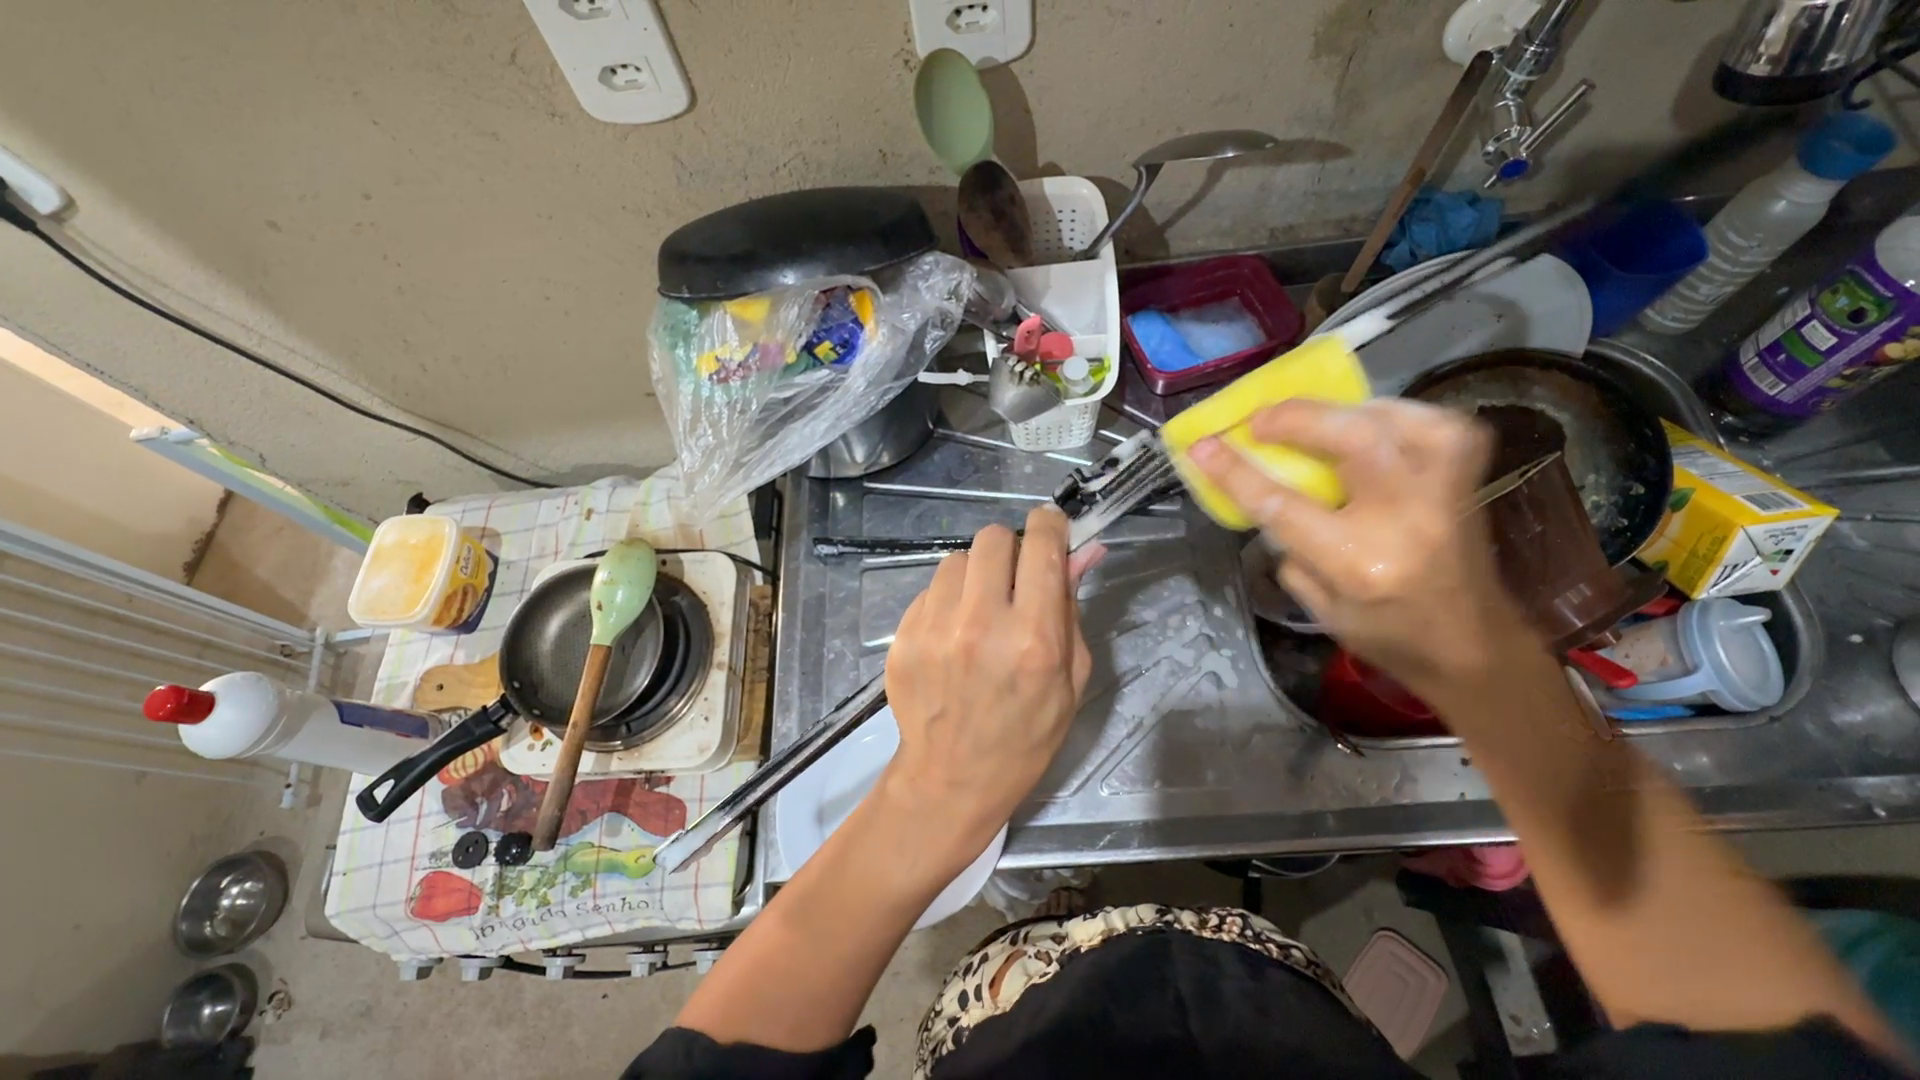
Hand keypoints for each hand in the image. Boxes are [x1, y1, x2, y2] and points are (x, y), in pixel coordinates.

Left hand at [882, 505, 1102, 836]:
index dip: (1049, 526)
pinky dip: (948, 601)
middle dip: (1010, 549)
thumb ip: (1072, 608)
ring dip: (976, 576)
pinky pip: (930, 590)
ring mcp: (934, 629)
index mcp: (1032, 637)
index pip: (1040, 545)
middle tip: (1015, 578)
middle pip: (992, 538)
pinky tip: (954, 636)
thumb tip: (1084, 550)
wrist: (954, 778)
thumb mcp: (1071, 678)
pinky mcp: (903, 637)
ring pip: (957, 560)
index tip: (1051, 529)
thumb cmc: (1027, 735)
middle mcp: (980, 624)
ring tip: (981, 612)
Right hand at [1187, 398, 1536, 695]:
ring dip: (1345, 410)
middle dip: (1296, 417)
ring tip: (1315, 420)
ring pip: (1395, 420)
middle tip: (1260, 419)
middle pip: (1353, 439)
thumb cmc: (1386, 634)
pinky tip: (1371, 424)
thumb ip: (1289, 548)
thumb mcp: (1319, 607)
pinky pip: (1432, 422)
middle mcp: (1405, 519)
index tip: (1202, 445)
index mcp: (1358, 563)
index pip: (1283, 505)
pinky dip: (1393, 414)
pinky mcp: (1469, 476)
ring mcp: (1446, 491)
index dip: (1235, 470)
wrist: (1473, 645)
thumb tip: (1266, 492)